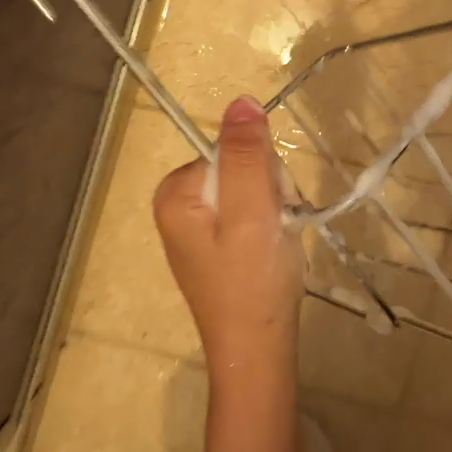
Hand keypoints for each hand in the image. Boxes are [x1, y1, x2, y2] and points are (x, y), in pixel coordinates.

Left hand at [155, 95, 304, 374]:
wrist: (258, 352)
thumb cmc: (252, 282)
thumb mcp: (252, 211)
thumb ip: (246, 155)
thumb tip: (240, 99)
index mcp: (176, 192)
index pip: (234, 150)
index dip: (263, 174)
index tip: (271, 208)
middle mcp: (179, 204)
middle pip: (242, 166)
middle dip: (270, 192)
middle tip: (274, 230)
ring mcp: (198, 226)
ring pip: (254, 189)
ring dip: (275, 211)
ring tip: (275, 245)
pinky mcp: (218, 244)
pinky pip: (253, 213)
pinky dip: (271, 228)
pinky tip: (272, 253)